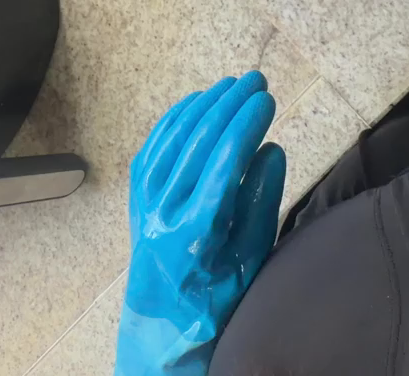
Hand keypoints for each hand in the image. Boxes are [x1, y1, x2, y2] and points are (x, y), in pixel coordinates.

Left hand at [114, 72, 285, 375]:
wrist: (161, 326)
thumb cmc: (216, 298)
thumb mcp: (251, 262)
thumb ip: (262, 204)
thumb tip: (271, 148)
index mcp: (197, 233)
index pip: (224, 162)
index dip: (246, 124)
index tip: (267, 99)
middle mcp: (165, 210)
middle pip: (199, 141)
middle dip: (230, 103)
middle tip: (256, 81)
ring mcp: (146, 199)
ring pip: (175, 136)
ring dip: (206, 104)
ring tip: (232, 84)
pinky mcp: (137, 192)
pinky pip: (156, 144)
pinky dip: (177, 117)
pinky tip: (197, 101)